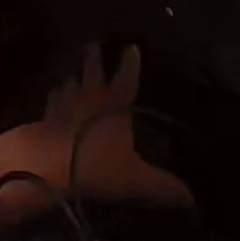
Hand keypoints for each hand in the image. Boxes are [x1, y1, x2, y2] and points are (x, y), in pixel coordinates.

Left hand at [25, 45, 193, 207]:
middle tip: (94, 43)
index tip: (132, 47)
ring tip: (75, 69)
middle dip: (94, 55)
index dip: (131, 63)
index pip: (126, 77)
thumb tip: (191, 197)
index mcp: (114, 103)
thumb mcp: (137, 179)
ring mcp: (66, 99)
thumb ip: (163, 185)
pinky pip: (54, 95)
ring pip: (71, 78)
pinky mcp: (48, 110)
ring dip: (75, 72)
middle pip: (92, 68)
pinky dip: (58, 92)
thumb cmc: (97, 164)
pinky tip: (57, 93)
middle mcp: (90, 94)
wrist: (50, 161)